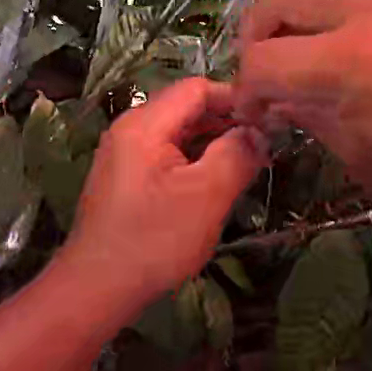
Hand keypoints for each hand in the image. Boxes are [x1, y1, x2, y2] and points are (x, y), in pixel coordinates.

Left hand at [65, 77, 264, 296]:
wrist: (98, 282)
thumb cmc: (153, 237)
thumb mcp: (205, 195)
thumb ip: (236, 154)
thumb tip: (259, 131)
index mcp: (143, 124)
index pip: (196, 88)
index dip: (237, 98)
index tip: (273, 118)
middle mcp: (128, 130)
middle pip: (185, 109)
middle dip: (227, 121)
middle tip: (270, 143)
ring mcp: (122, 155)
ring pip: (176, 134)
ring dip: (213, 142)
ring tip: (252, 162)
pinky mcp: (124, 179)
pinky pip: (164, 155)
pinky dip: (193, 160)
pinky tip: (218, 180)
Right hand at [233, 0, 371, 222]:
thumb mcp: (366, 159)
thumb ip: (312, 119)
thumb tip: (280, 102)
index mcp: (350, 62)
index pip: (261, 60)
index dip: (244, 90)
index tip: (253, 114)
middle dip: (255, 34)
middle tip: (265, 72)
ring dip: (296, 21)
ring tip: (306, 63)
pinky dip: (336, 20)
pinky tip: (356, 60)